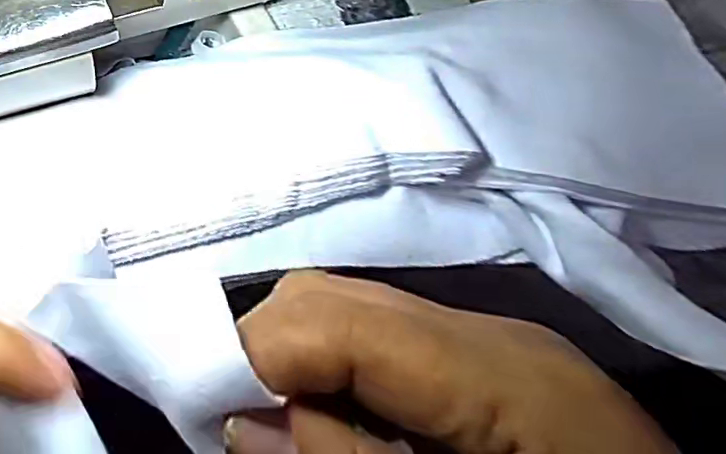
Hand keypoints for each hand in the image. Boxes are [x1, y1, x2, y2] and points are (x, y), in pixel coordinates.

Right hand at [229, 271, 677, 453]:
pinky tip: (343, 418)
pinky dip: (332, 368)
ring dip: (293, 357)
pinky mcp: (483, 362)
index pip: (333, 318)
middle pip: (325, 297)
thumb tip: (239, 427)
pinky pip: (372, 333)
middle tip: (251, 421)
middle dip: (267, 351)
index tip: (220, 412)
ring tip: (292, 422)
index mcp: (504, 372)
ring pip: (337, 304)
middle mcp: (491, 333)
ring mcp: (489, 342)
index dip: (257, 355)